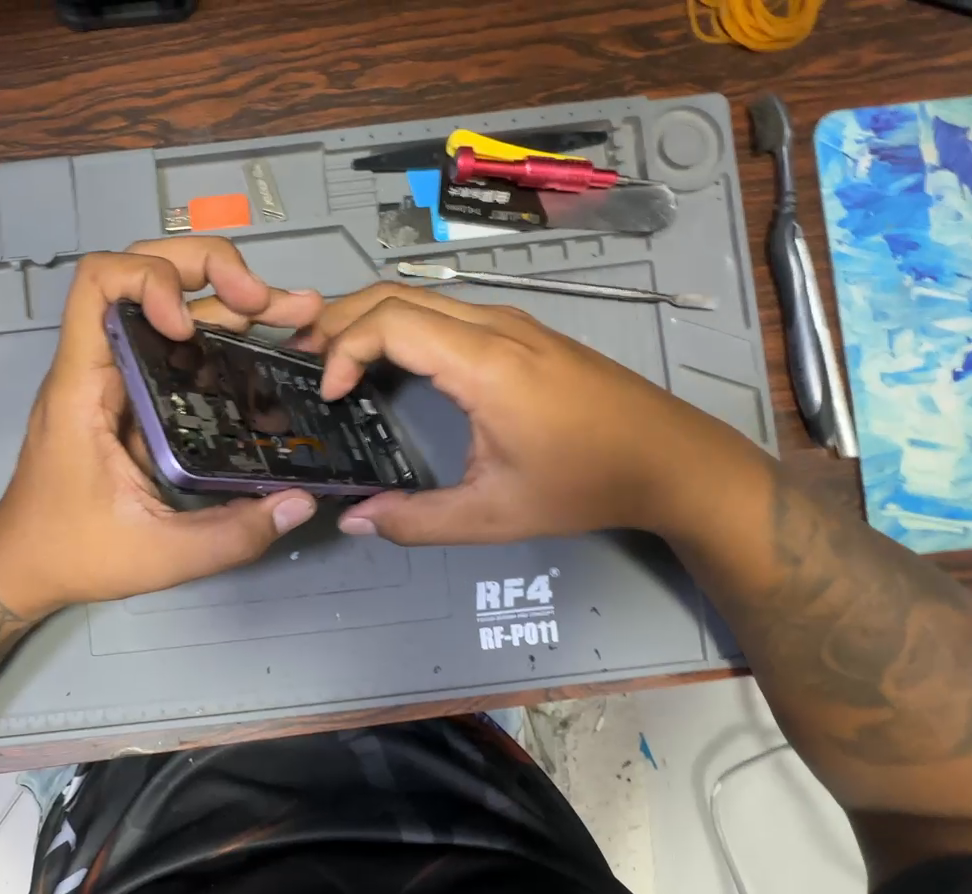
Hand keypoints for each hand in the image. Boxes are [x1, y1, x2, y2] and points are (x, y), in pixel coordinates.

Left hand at [0, 238, 323, 615]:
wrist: (25, 567)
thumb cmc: (73, 554)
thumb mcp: (159, 555)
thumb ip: (232, 535)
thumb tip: (301, 502)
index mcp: (84, 389)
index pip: (98, 284)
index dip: (152, 279)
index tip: (191, 326)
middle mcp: (99, 371)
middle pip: (141, 274)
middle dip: (209, 270)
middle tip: (270, 302)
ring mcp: (116, 383)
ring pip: (167, 311)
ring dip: (227, 303)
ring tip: (294, 318)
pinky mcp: (132, 402)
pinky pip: (174, 353)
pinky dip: (219, 342)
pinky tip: (264, 358)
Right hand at [297, 284, 755, 545]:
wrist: (670, 460)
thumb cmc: (584, 484)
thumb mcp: (492, 516)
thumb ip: (415, 521)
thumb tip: (353, 520)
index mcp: (485, 364)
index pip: (391, 322)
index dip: (344, 350)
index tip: (328, 397)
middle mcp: (494, 327)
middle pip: (396, 293)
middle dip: (339, 320)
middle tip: (300, 358)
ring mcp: (510, 323)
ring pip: (420, 296)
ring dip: (368, 319)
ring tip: (331, 357)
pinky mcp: (520, 332)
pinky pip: (443, 311)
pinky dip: (399, 325)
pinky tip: (386, 362)